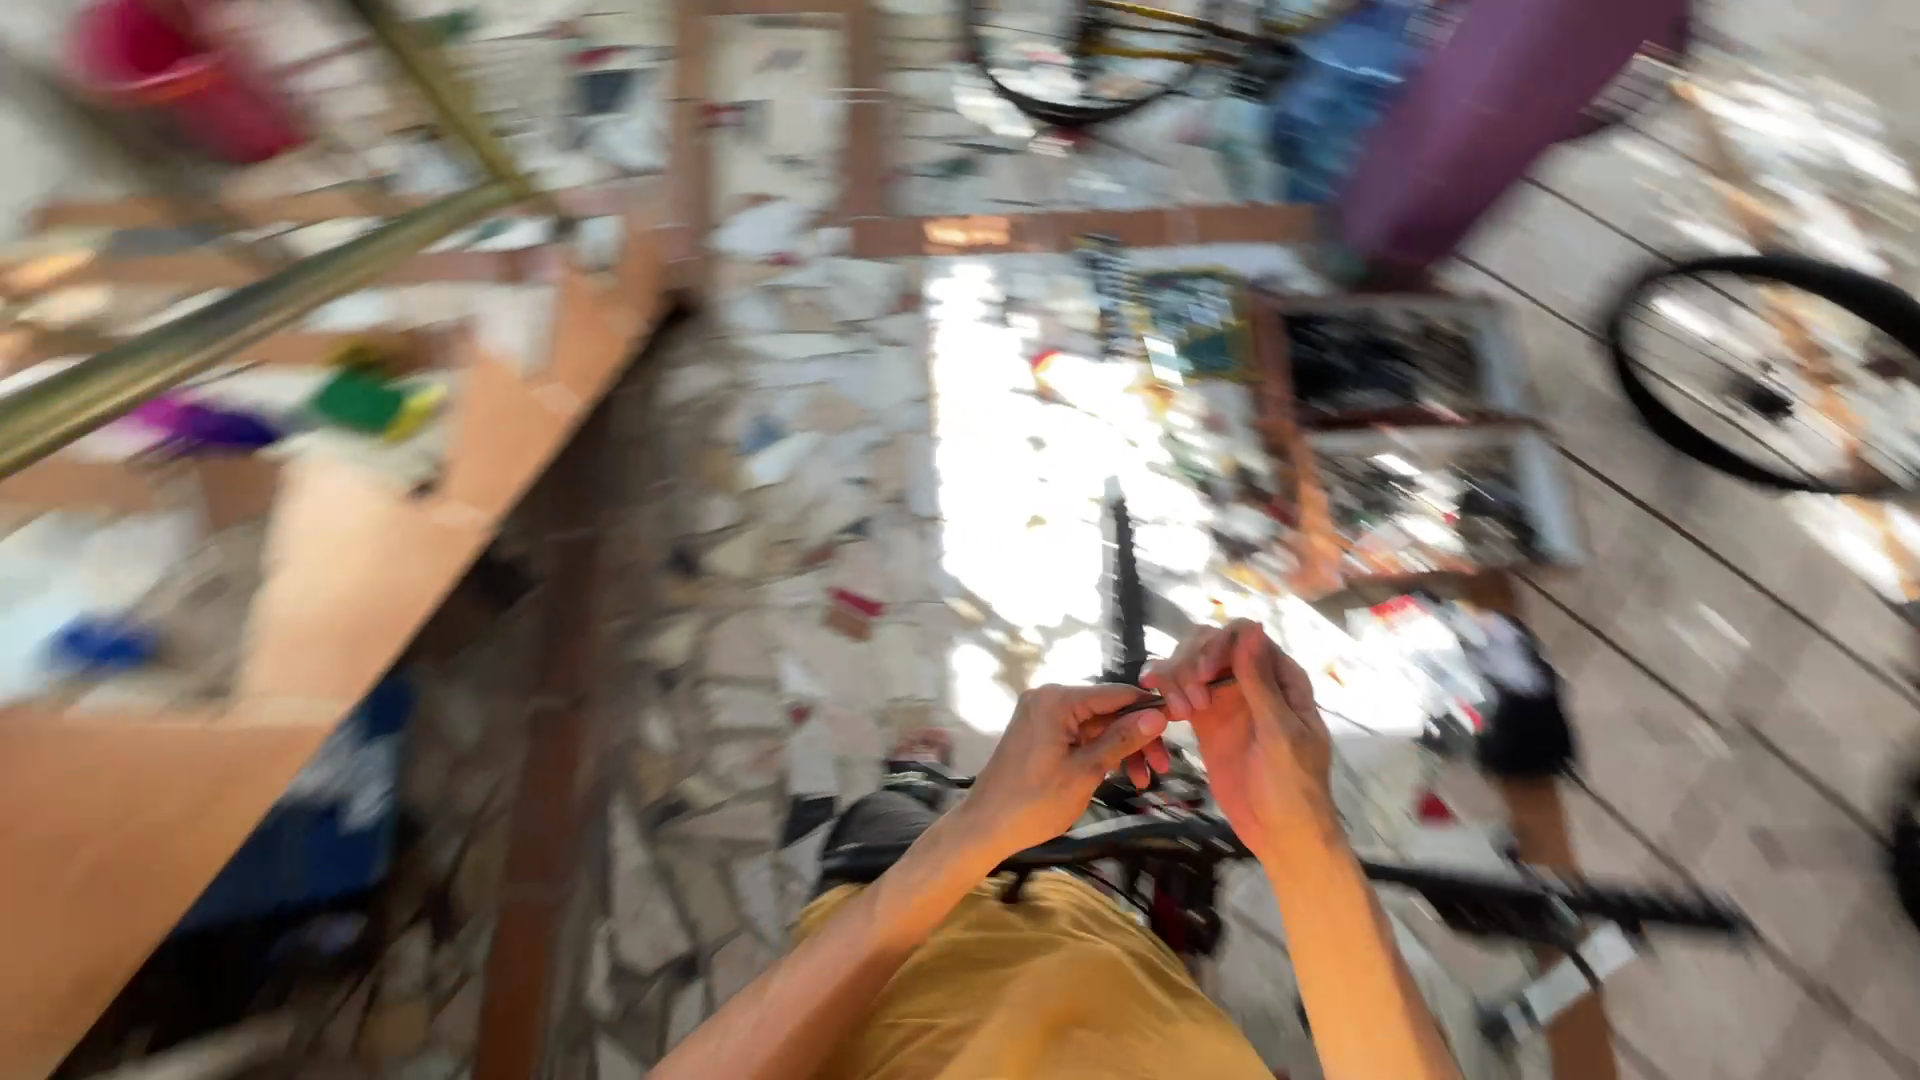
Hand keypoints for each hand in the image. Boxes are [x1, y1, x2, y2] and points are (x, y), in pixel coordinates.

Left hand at [959, 684, 1170, 858]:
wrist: (986, 826)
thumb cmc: (1035, 801)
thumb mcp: (1085, 771)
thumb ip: (1122, 740)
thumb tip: (1157, 715)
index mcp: (1056, 699)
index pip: (1115, 693)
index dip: (1148, 707)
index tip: (1179, 722)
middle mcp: (1047, 697)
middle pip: (1106, 709)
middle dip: (1136, 736)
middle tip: (1162, 767)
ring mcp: (1041, 714)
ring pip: (1095, 724)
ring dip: (1120, 747)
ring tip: (1143, 781)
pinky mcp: (1039, 731)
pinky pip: (1078, 734)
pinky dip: (1098, 751)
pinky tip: (1119, 774)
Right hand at [1144, 620, 1333, 855]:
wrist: (1280, 833)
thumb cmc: (1294, 786)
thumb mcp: (1280, 733)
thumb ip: (1261, 682)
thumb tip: (1251, 628)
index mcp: (1281, 677)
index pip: (1243, 635)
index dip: (1218, 646)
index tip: (1202, 674)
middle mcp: (1251, 679)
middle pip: (1210, 643)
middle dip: (1192, 662)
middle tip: (1189, 703)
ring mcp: (1226, 698)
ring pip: (1190, 663)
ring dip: (1176, 678)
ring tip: (1177, 713)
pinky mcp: (1204, 719)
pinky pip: (1179, 691)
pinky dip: (1165, 691)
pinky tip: (1159, 705)